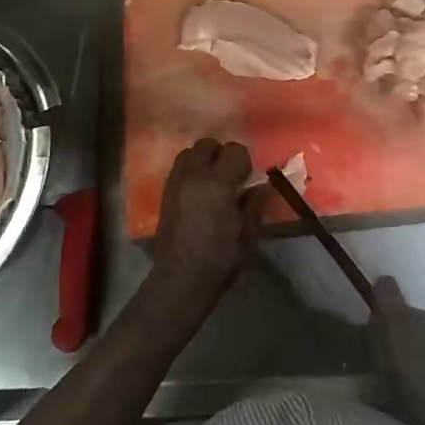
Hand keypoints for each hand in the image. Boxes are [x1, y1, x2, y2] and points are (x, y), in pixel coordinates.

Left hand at [147, 139, 264, 308]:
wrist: (181, 279)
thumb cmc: (219, 259)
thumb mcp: (247, 234)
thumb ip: (254, 205)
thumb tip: (259, 187)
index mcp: (217, 183)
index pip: (233, 150)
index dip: (244, 161)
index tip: (247, 178)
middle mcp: (193, 175)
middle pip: (207, 145)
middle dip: (220, 155)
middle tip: (230, 176)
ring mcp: (175, 182)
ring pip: (189, 153)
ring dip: (202, 161)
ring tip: (212, 182)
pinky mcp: (164, 193)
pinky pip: (178, 169)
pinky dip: (190, 172)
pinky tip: (198, 193)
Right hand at [370, 276, 424, 424]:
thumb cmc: (421, 401)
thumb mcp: (385, 377)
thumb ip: (377, 345)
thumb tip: (374, 323)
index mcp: (400, 320)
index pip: (385, 287)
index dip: (381, 300)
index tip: (378, 320)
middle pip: (408, 313)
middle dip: (402, 330)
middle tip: (397, 359)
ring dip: (423, 341)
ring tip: (423, 371)